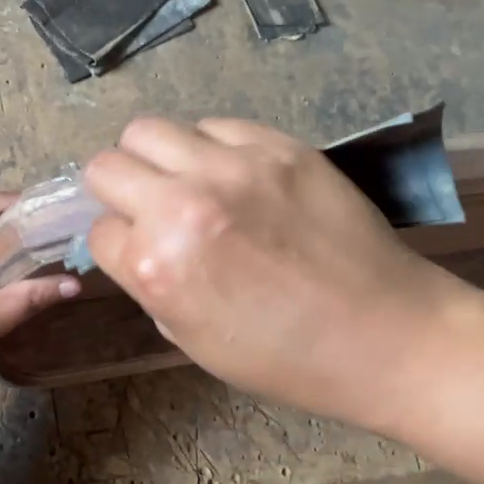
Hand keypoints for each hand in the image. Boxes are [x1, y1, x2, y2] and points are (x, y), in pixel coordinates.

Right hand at [83, 118, 469, 432]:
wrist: (386, 336)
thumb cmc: (282, 357)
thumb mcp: (189, 336)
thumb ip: (147, 279)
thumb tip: (131, 239)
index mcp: (156, 266)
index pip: (97, 230)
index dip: (117, 241)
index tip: (140, 248)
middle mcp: (182, 206)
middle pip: (106, 166)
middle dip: (117, 189)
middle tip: (150, 207)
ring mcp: (231, 168)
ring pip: (148, 130)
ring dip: (156, 158)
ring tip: (188, 181)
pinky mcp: (276, 146)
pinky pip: (213, 126)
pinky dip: (210, 148)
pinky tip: (236, 176)